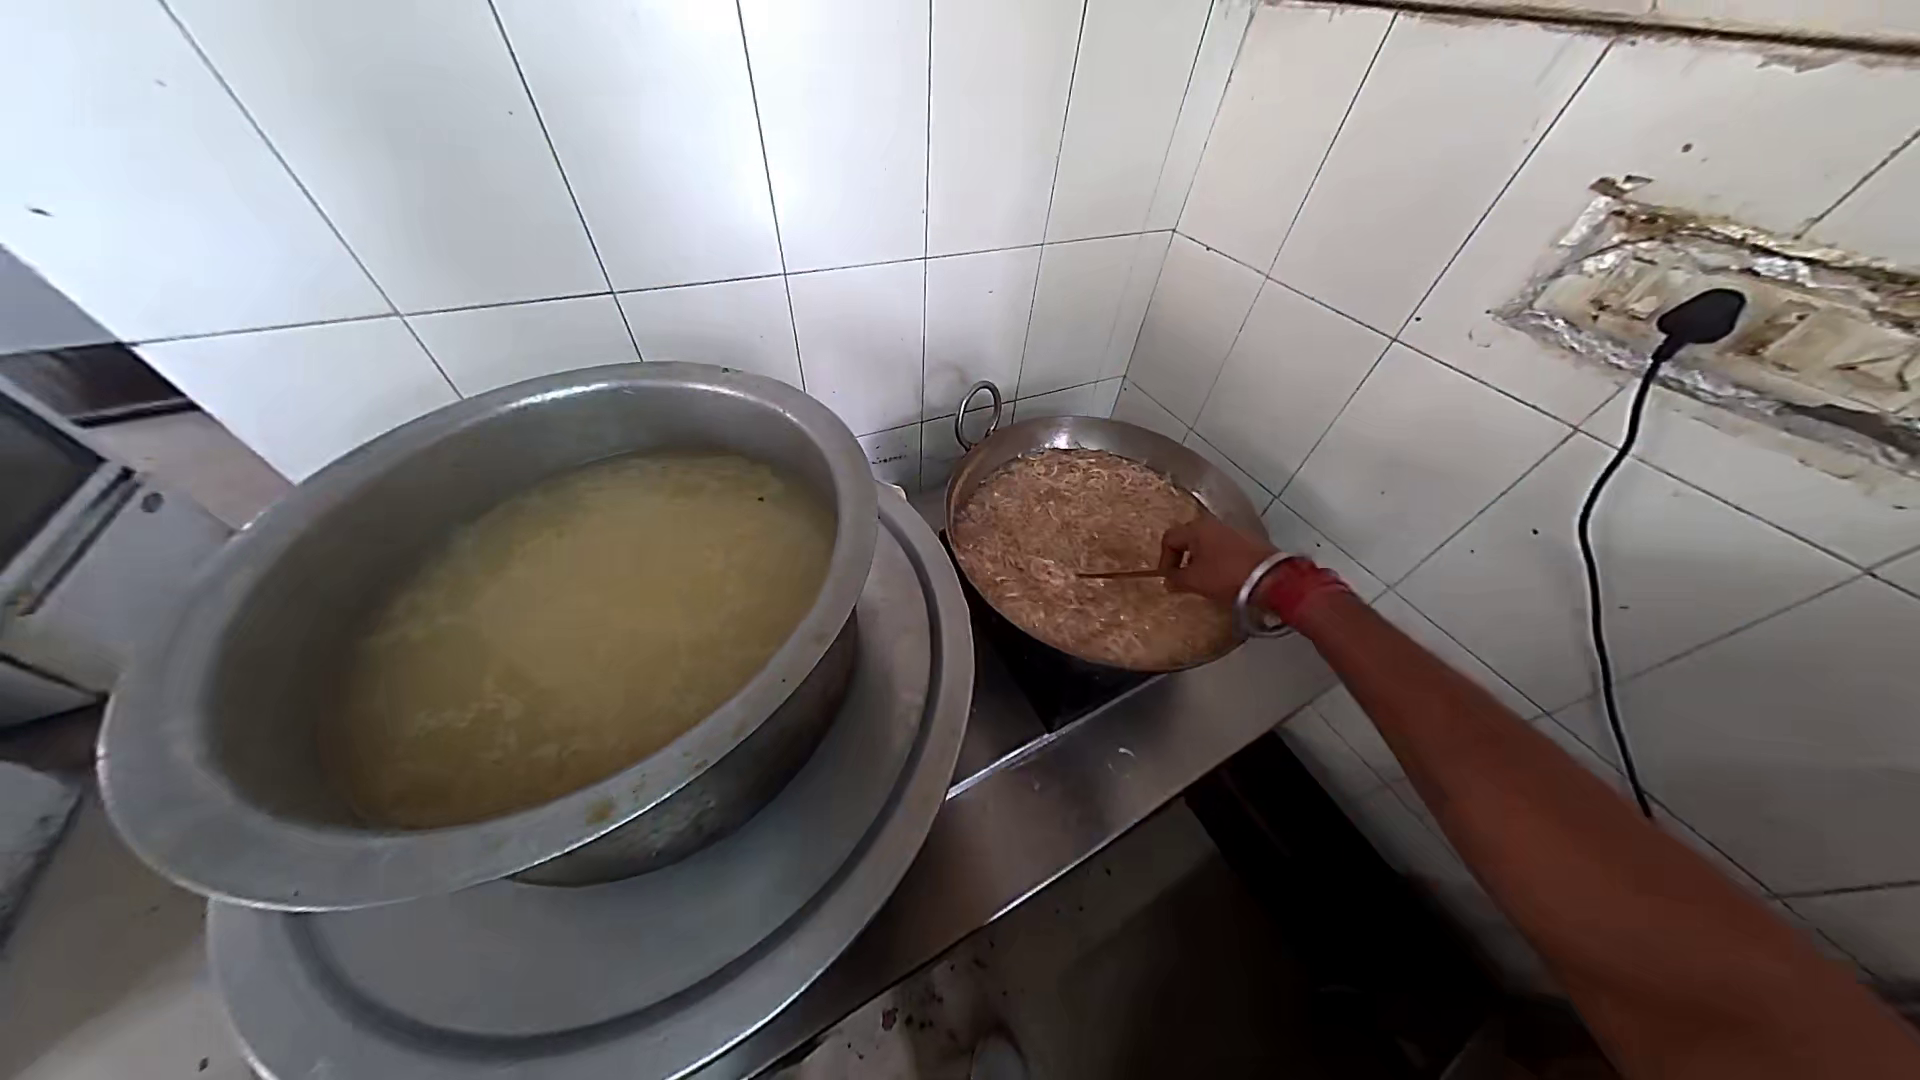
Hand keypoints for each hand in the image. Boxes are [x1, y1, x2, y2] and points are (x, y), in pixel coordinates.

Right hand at [1159, 511, 1278, 603]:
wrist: (1271, 578)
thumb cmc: (1225, 576)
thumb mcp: (1195, 581)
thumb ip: (1176, 579)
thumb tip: (1168, 580)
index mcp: (1196, 529)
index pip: (1169, 539)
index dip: (1164, 559)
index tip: (1168, 578)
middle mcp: (1212, 523)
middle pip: (1187, 538)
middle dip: (1181, 557)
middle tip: (1182, 576)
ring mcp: (1232, 530)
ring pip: (1206, 541)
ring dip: (1199, 558)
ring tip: (1202, 578)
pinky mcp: (1247, 539)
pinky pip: (1222, 546)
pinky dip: (1216, 558)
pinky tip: (1221, 575)